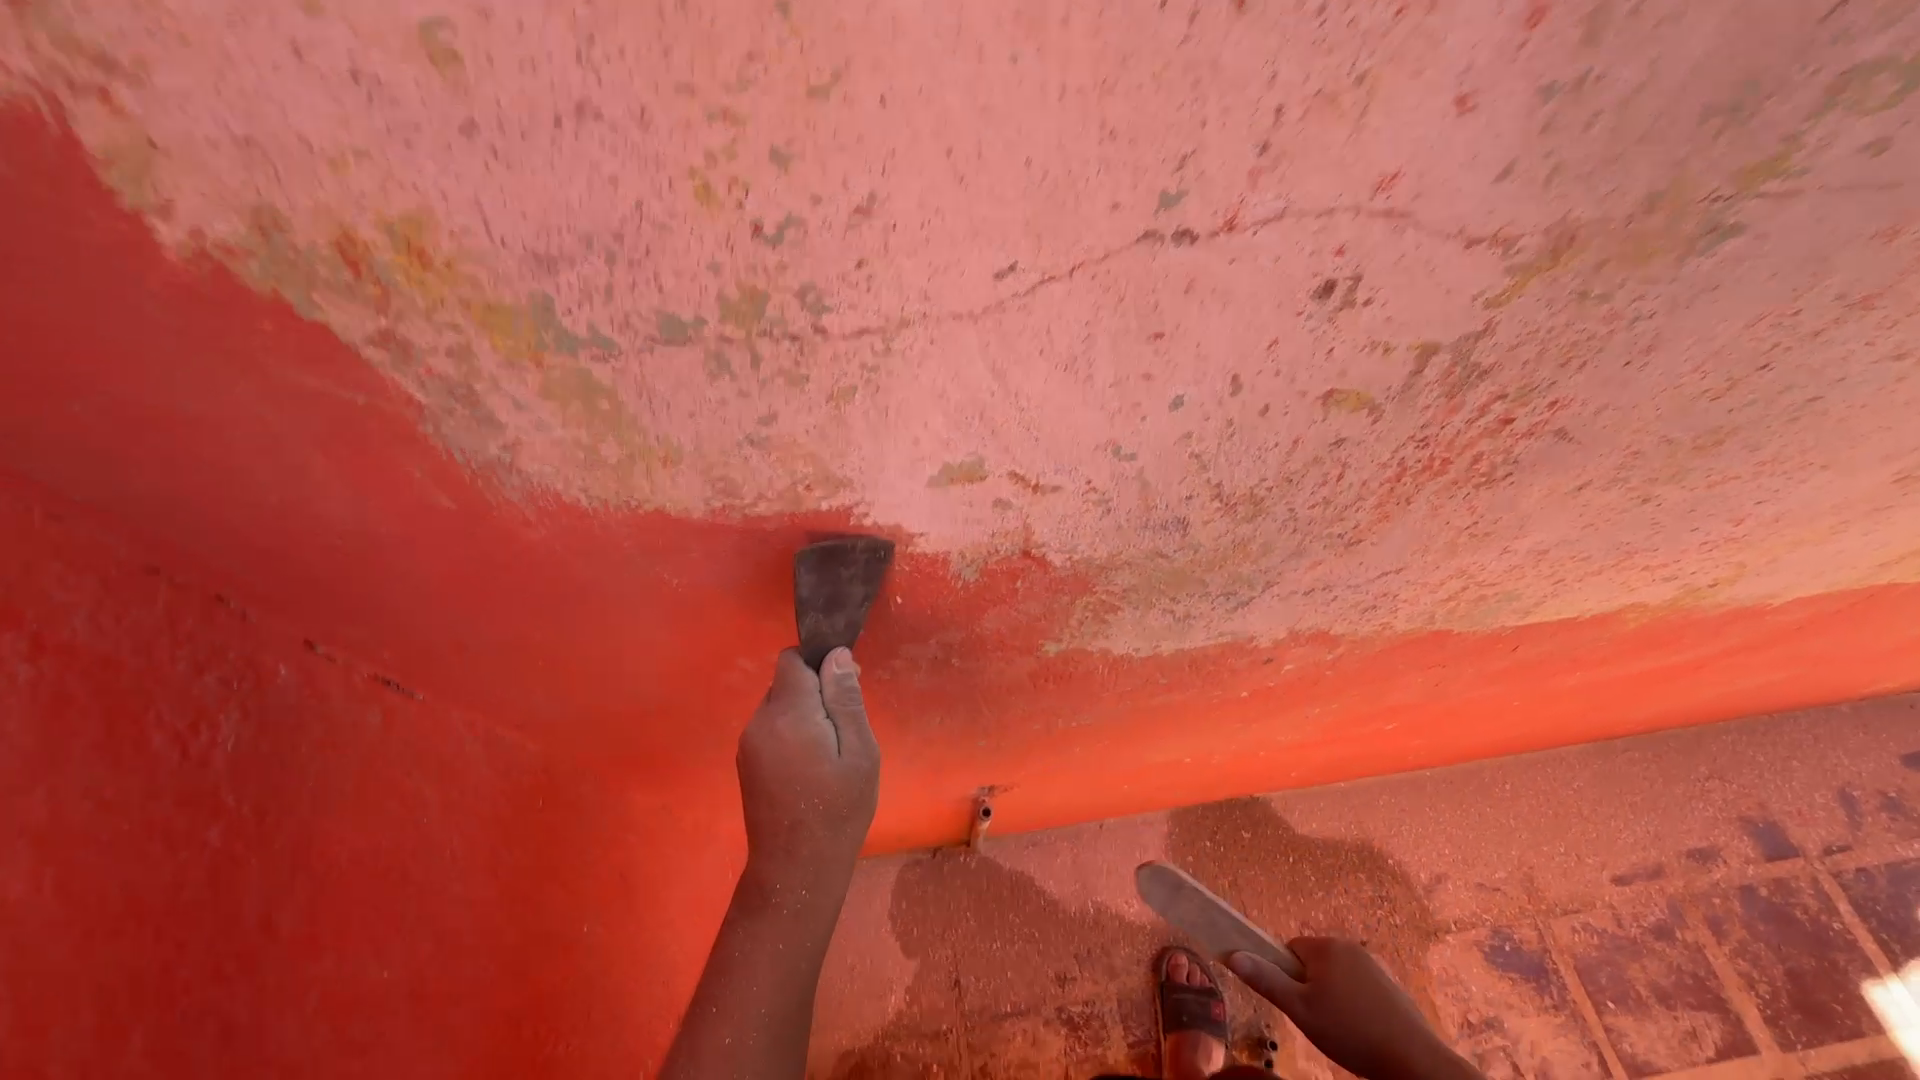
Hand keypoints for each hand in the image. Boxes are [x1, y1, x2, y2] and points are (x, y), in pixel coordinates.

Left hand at [736, 647, 880, 888]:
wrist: (796, 867)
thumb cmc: (838, 810)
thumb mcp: (859, 752)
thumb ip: (845, 700)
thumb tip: (836, 655)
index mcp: (788, 714)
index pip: (792, 659)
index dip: (819, 662)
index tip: (846, 685)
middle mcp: (760, 721)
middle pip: (785, 681)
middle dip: (815, 690)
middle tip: (846, 724)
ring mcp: (748, 744)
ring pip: (778, 705)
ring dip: (803, 713)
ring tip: (830, 750)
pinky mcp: (746, 763)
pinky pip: (770, 729)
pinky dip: (791, 733)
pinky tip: (811, 765)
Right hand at [1228, 938, 1477, 1079]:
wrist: (1415, 1060)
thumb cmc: (1350, 1031)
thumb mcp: (1299, 1010)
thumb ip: (1265, 980)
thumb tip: (1232, 954)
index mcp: (1326, 946)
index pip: (1289, 949)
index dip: (1286, 976)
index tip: (1296, 1003)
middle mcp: (1350, 947)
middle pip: (1313, 961)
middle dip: (1309, 987)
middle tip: (1316, 1019)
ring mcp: (1374, 965)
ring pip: (1335, 977)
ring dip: (1331, 997)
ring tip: (1339, 1029)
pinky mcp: (1391, 986)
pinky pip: (1358, 988)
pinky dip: (1354, 1005)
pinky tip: (1361, 1031)